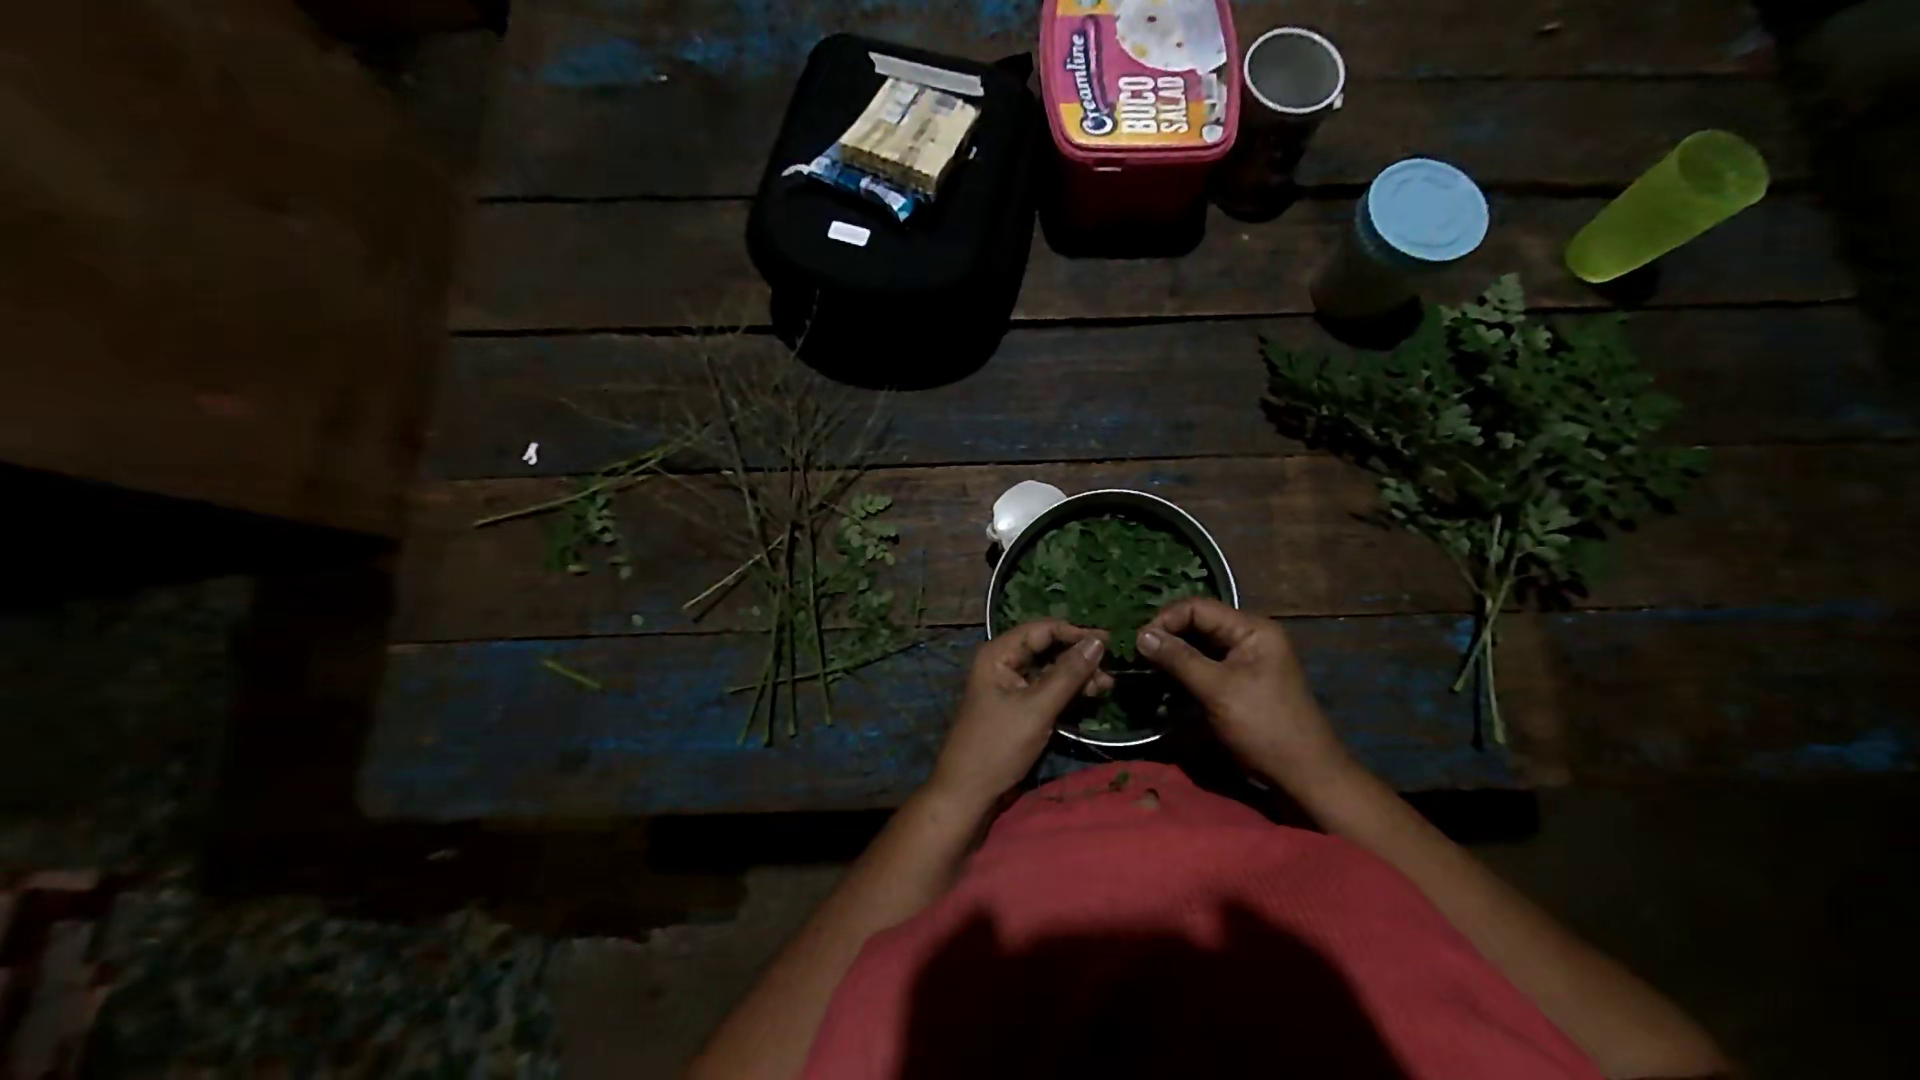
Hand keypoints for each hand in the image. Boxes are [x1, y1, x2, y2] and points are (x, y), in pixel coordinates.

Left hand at [927, 621, 1110, 810]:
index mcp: (998, 655)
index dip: (1075, 633)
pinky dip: (1068, 692)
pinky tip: (1092, 695)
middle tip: (1111, 669)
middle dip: (1079, 657)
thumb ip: (1068, 674)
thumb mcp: (1037, 708)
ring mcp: (1011, 687)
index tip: (1108, 641)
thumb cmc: (998, 745)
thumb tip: (1097, 643)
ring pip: (1050, 671)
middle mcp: (1003, 664)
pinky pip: (1047, 691)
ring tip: (1107, 686)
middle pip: (1047, 649)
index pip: (1041, 630)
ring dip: (1078, 676)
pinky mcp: (1019, 708)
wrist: (969, 793)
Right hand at [1137, 598, 1345, 784]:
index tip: (1139, 642)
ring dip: (1173, 653)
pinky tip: (1164, 679)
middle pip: (1198, 623)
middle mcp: (1249, 637)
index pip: (1198, 607)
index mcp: (1252, 629)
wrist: (1303, 774)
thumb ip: (1179, 659)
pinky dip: (1184, 669)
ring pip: (1199, 644)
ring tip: (1146, 666)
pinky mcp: (1239, 680)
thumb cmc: (1264, 726)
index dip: (1166, 619)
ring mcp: (1245, 659)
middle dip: (1167, 635)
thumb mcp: (1218, 690)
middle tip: (1137, 654)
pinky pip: (1205, 664)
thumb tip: (1141, 635)